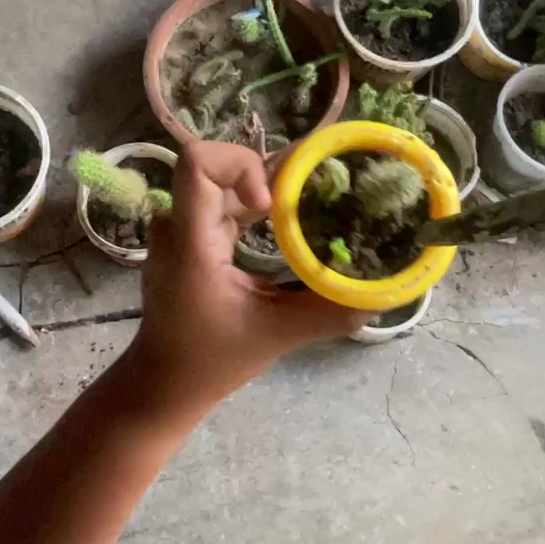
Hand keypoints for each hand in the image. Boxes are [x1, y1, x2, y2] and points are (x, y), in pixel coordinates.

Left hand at [128, 141, 367, 406]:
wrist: (163, 380)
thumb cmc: (211, 360)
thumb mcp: (275, 335)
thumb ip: (327, 313)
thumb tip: (381, 296)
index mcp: (190, 241)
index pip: (198, 163)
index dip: (240, 165)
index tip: (270, 203)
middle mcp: (178, 224)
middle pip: (217, 165)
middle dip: (268, 171)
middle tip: (314, 186)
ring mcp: (179, 227)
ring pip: (223, 181)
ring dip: (265, 185)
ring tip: (310, 195)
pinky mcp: (189, 234)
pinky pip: (222, 199)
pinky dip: (255, 200)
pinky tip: (288, 212)